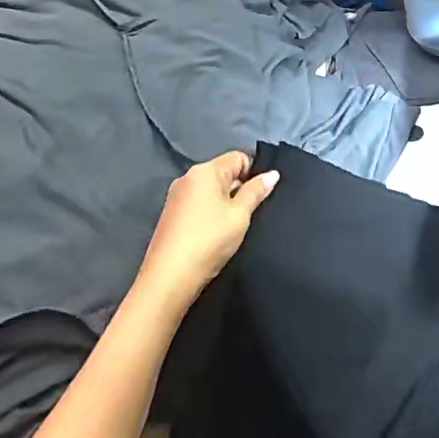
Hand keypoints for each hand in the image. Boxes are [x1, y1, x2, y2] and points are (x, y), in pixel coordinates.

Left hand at [134, 151, 277, 311]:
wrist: (166, 282)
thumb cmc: (208, 241)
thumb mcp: (240, 215)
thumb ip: (256, 191)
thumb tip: (272, 174)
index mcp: (205, 171)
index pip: (239, 157)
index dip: (254, 173)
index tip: (260, 195)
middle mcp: (187, 178)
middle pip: (224, 172)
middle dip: (239, 188)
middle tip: (249, 212)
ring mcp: (175, 198)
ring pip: (211, 190)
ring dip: (225, 202)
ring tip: (232, 225)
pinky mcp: (169, 216)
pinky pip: (198, 204)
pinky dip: (210, 213)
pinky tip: (214, 233)